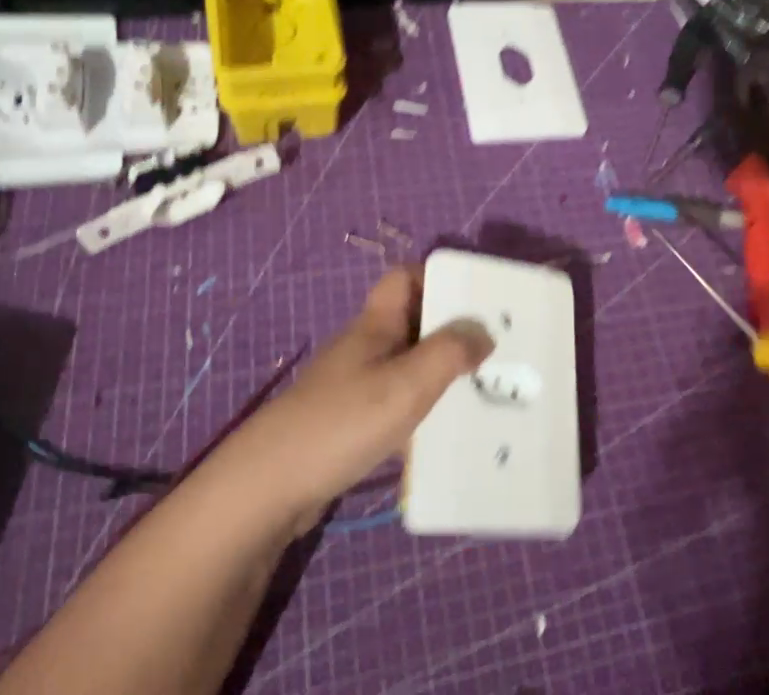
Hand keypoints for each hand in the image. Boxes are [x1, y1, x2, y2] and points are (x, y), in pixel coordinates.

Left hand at [229, 268, 491, 526]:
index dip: (439, 279)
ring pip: (408, 366)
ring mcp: (354, 387)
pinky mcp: (350, 425)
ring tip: (486, 391)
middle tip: (499, 350)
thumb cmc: (342, 423)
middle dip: (453, 332)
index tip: (480, 300)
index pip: (404, 279)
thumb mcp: (407, 384)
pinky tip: (446, 433)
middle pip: (413, 323)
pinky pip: (396, 405)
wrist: (269, 488)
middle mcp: (364, 349)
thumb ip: (450, 352)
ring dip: (442, 375)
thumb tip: (483, 332)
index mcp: (375, 326)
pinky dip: (422, 411)